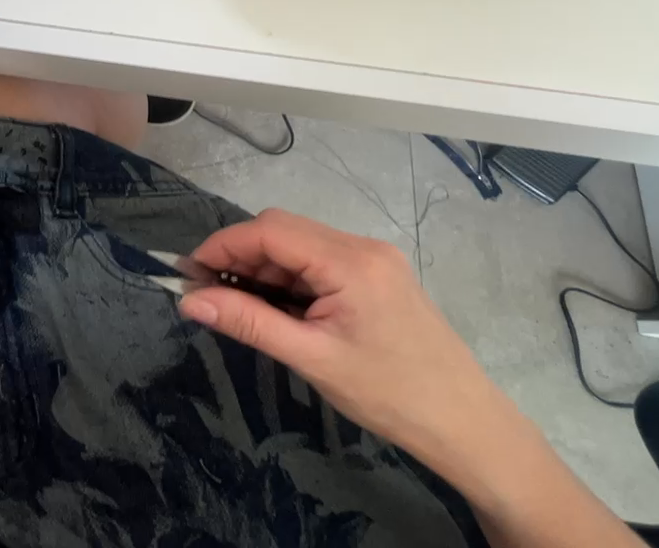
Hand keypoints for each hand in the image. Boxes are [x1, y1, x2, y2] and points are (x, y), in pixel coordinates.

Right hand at [176, 209, 517, 464]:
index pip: (268, 231)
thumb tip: (188, 300)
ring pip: (297, 243)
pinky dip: (287, 277)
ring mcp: (373, 259)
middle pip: (281, 229)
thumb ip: (248, 322)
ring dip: (262, 267)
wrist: (470, 429)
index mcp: (350, 262)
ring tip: (242, 306)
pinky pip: (317, 259)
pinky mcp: (377, 275)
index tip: (188, 274)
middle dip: (239, 255)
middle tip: (211, 292)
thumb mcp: (311, 359)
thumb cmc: (391, 395)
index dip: (222, 246)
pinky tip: (279, 308)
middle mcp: (362, 248)